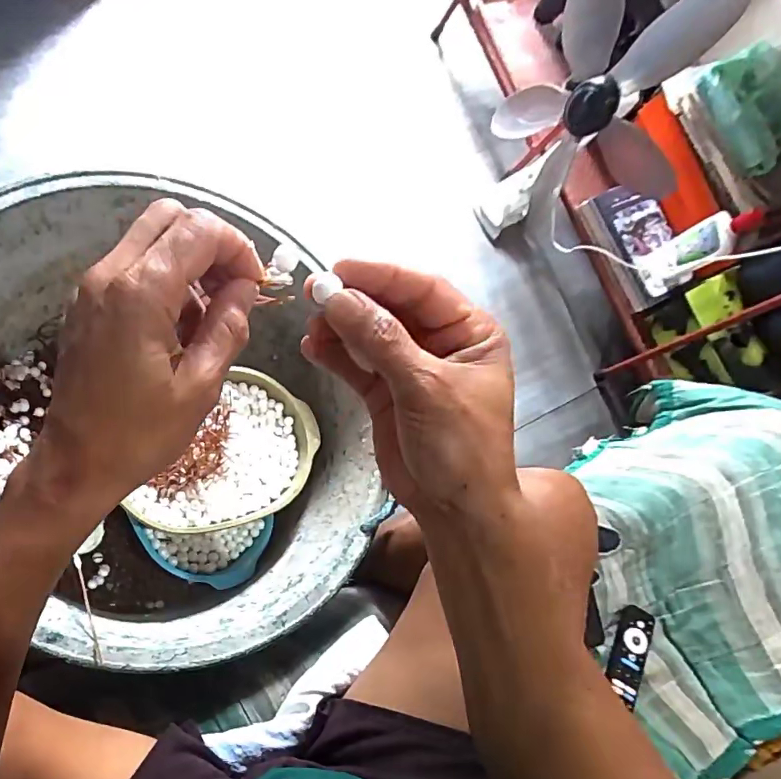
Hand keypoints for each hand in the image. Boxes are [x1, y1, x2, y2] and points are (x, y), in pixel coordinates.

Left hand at [28, 199, 263, 517]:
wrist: (76, 463)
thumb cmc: (139, 435)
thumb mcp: (199, 387)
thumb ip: (227, 327)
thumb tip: (245, 289)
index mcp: (139, 292)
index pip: (199, 230)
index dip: (238, 249)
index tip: (255, 286)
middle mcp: (109, 274)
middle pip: (170, 217)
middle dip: (211, 244)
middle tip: (232, 291)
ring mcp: (91, 287)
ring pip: (148, 239)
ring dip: (186, 262)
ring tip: (207, 317)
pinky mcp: (84, 305)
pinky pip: (129, 267)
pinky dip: (161, 278)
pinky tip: (176, 326)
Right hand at [299, 260, 517, 520]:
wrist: (454, 507)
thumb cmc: (460, 447)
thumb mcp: (426, 387)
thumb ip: (382, 342)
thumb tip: (338, 300)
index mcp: (469, 332)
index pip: (422, 289)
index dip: (381, 276)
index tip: (340, 269)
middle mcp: (439, 345)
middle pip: (391, 310)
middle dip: (355, 302)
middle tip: (315, 293)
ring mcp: (408, 370)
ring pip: (368, 337)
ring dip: (339, 329)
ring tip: (311, 325)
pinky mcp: (384, 395)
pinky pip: (357, 367)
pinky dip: (335, 356)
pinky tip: (313, 347)